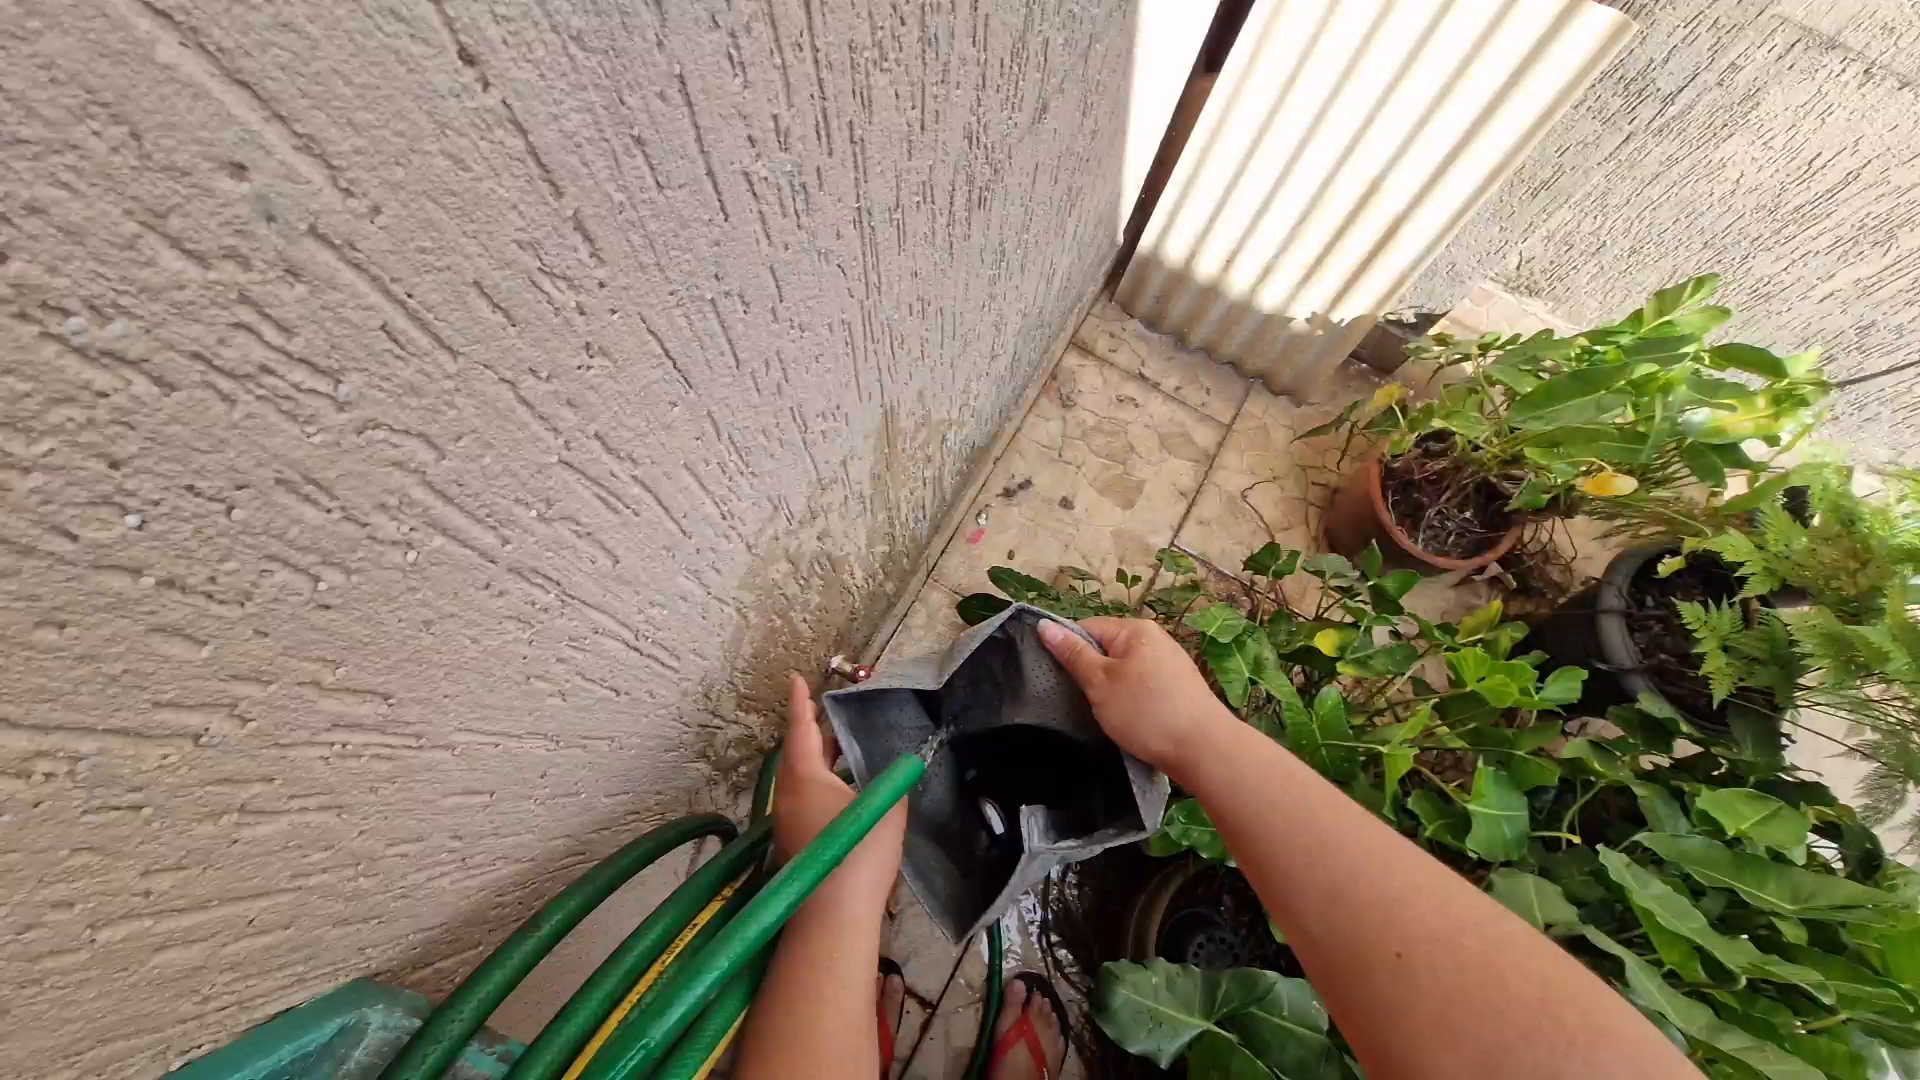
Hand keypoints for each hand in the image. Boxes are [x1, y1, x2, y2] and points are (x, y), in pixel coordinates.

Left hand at [772, 673, 904, 905]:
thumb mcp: (884, 807)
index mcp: (804, 776)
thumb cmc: (858, 851)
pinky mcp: (795, 845)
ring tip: (841, 748)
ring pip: (801, 779)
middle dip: (812, 731)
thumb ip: (891, 782)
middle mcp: (788, 795)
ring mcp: (788, 823)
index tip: (797, 680)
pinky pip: (805, 800)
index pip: (800, 728)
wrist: (833, 915)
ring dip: (818, 760)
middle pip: (798, 753)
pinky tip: (844, 793)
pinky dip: (821, 785)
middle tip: (826, 712)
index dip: (800, 702)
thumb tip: (900, 768)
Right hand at [1036, 617, 1235, 780]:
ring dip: (1111, 689)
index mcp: (1135, 629)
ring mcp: (1171, 663)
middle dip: (1092, 673)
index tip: (1061, 679)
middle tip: (1083, 700)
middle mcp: (1155, 638)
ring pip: (1125, 670)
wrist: (1204, 749)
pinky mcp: (1179, 687)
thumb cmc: (1145, 712)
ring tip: (1108, 713)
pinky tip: (1131, 720)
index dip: (1069, 651)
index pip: (1087, 628)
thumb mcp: (1099, 682)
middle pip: (1107, 649)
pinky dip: (1132, 700)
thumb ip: (1072, 653)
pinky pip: (1143, 685)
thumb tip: (1044, 625)